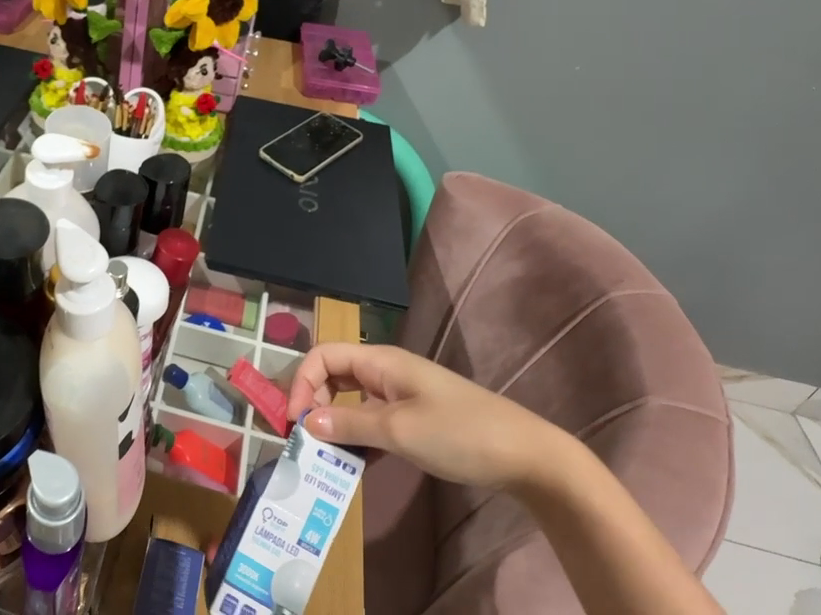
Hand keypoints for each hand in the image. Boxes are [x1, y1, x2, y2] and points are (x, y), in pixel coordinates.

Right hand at [286, 342, 564, 491]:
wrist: (525, 455)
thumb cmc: (459, 433)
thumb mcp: (399, 430)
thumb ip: (351, 424)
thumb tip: (308, 421)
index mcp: (381, 361)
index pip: (324, 355)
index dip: (302, 382)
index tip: (296, 422)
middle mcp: (387, 372)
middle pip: (334, 376)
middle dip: (314, 403)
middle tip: (306, 440)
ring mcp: (401, 395)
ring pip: (352, 401)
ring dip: (335, 425)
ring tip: (326, 458)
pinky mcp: (414, 419)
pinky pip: (372, 421)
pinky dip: (358, 438)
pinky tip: (357, 465)